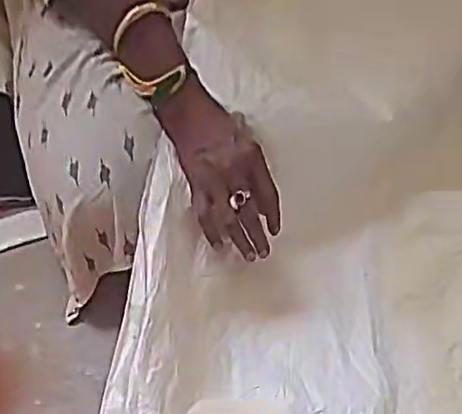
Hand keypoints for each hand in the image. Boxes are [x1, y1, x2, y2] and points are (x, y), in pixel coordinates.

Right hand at [158, 80, 281, 260]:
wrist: (187, 110)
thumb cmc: (218, 122)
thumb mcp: (247, 138)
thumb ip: (255, 168)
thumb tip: (260, 200)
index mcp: (250, 158)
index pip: (267, 195)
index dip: (272, 215)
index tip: (274, 230)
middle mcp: (234, 171)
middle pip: (249, 211)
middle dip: (258, 235)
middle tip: (264, 252)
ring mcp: (213, 181)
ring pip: (229, 219)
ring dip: (239, 239)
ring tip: (247, 255)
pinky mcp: (196, 185)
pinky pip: (205, 215)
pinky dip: (212, 233)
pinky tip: (220, 245)